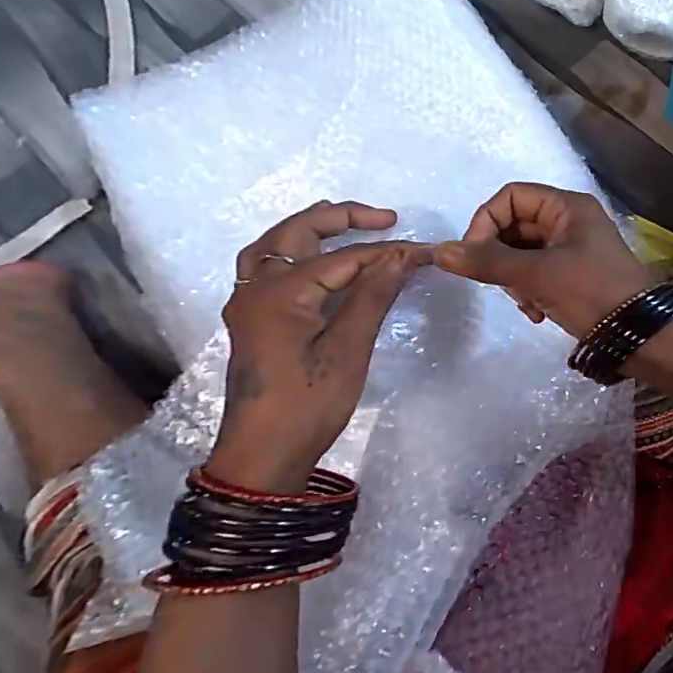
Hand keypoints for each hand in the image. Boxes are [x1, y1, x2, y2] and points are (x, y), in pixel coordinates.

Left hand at [209, 201, 431, 490]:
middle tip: (386, 219)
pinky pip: (268, 266)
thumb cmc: (308, 405)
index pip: (343, 258)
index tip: (424, 252)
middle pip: (297, 233)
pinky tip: (317, 259)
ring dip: (311, 229)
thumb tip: (403, 256)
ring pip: (275, 245)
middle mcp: (256, 288)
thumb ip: (372, 296)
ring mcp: (249, 303)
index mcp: (279, 293)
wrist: (264, 455)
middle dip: (342, 218)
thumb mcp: (347, 350)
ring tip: (348, 222)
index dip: (386, 252)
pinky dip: (293, 251)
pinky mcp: (253, 319)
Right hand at [434, 182, 652, 337]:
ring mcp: (573, 248)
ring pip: (523, 253)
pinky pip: (538, 273)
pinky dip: (530, 291)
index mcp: (567, 207)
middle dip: (501, 257)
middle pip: (515, 226)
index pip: (510, 197)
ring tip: (527, 304)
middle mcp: (570, 221)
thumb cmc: (592, 293)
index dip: (486, 222)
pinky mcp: (574, 274)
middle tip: (502, 285)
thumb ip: (488, 261)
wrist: (639, 335)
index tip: (473, 255)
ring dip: (515, 280)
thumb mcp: (537, 275)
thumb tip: (441, 251)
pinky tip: (537, 314)